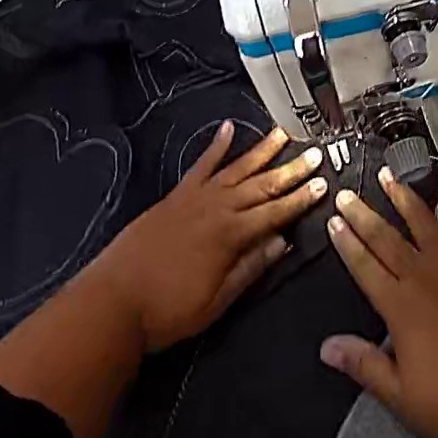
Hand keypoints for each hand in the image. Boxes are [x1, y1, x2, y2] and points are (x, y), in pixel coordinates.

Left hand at [87, 121, 327, 349]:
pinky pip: (201, 165)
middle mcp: (219, 207)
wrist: (113, 301)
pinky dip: (215, 146)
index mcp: (232, 234)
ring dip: (263, 151)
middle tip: (316, 153)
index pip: (276, 212)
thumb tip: (281, 242)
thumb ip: (251, 268)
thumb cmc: (168, 310)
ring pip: (238, 168)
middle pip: (263, 184)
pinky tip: (227, 128)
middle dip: (292, 169)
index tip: (324, 184)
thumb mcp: (217, 300)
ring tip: (283, 133)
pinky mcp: (177, 195)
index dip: (302, 199)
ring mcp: (197, 197)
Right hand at [320, 163, 437, 437]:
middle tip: (346, 194)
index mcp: (400, 306)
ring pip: (422, 220)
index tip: (333, 222)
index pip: (364, 266)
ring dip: (402, 195)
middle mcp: (424, 275)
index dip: (346, 243)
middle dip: (362, 214)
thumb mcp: (404, 397)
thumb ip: (364, 365)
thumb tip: (327, 347)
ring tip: (388, 175)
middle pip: (386, 237)